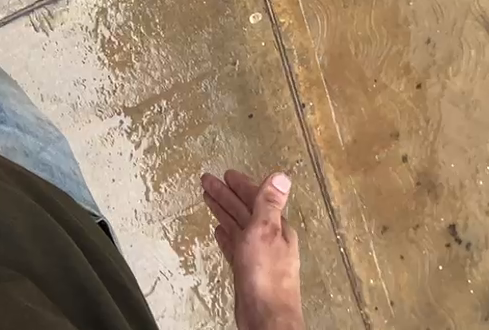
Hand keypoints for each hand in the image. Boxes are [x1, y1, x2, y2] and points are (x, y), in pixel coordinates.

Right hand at [201, 169, 302, 329]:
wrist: (265, 318)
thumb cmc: (266, 275)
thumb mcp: (266, 231)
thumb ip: (270, 203)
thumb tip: (282, 176)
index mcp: (276, 228)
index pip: (257, 198)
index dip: (241, 185)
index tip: (227, 173)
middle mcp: (268, 240)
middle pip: (244, 210)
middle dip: (226, 194)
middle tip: (207, 180)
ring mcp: (257, 256)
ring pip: (237, 226)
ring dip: (223, 210)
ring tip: (207, 197)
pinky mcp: (246, 270)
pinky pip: (234, 246)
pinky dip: (225, 236)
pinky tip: (218, 231)